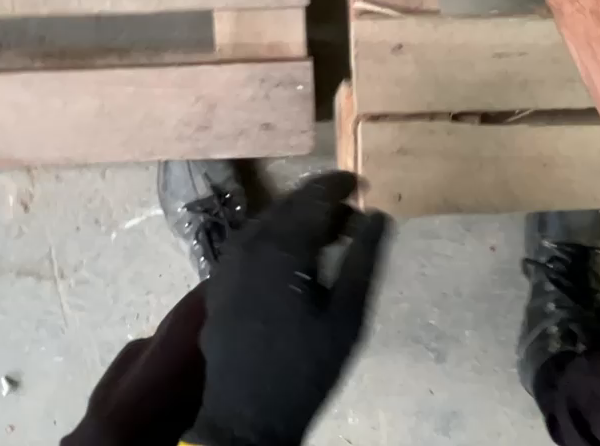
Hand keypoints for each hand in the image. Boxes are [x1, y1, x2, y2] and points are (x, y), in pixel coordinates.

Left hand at [184, 172, 391, 445]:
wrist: (246, 416)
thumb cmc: (304, 368)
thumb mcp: (347, 317)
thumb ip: (364, 259)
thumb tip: (379, 216)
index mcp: (280, 245)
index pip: (314, 196)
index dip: (340, 185)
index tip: (362, 182)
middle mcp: (249, 240)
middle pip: (290, 203)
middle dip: (322, 202)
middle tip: (354, 216)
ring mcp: (229, 258)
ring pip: (270, 219)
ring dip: (300, 218)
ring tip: (332, 237)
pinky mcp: (220, 276)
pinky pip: (253, 239)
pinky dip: (278, 235)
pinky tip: (297, 256)